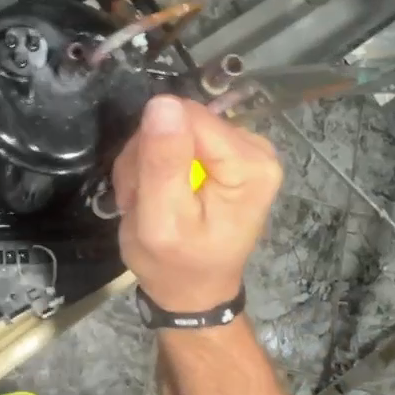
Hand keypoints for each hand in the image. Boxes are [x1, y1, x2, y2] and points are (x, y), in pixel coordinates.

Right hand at [113, 95, 281, 312]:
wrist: (192, 292)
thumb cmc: (175, 266)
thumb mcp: (160, 221)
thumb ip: (163, 163)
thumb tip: (163, 103)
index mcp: (249, 164)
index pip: (186, 117)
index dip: (151, 145)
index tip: (139, 188)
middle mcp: (255, 148)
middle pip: (179, 119)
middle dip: (147, 155)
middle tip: (139, 198)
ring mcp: (242, 148)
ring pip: (172, 126)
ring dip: (145, 162)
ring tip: (145, 200)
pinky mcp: (226, 152)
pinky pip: (177, 137)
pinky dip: (155, 164)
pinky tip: (155, 193)